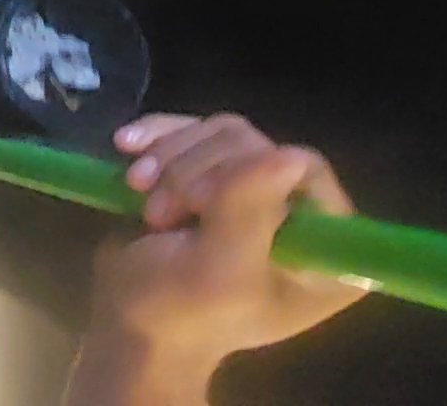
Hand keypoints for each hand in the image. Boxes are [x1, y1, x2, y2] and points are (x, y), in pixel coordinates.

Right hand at [70, 114, 365, 403]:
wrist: (129, 316)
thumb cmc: (182, 307)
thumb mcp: (219, 270)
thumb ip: (250, 214)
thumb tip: (286, 156)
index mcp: (324, 246)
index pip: (302, 169)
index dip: (243, 172)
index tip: (195, 202)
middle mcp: (294, 213)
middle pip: (248, 144)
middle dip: (189, 169)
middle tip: (158, 210)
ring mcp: (244, 190)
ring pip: (211, 133)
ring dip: (164, 156)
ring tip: (136, 187)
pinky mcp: (197, 175)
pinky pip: (181, 131)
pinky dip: (149, 135)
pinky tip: (123, 148)